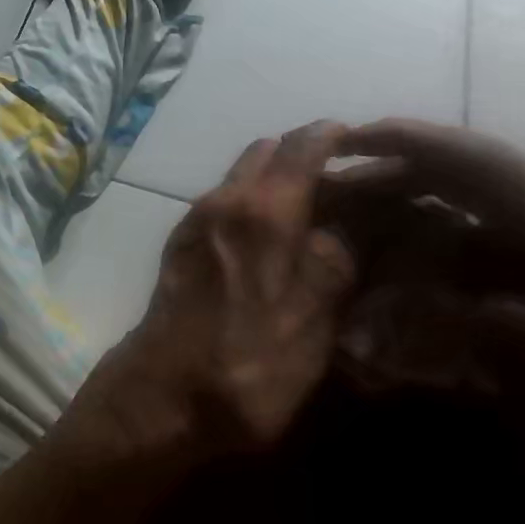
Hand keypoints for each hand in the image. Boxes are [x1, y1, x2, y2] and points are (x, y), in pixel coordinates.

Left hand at [44, 122, 354, 497]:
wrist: (166, 387)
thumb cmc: (249, 361)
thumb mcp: (312, 320)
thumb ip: (332, 263)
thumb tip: (344, 225)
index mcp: (260, 213)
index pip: (297, 151)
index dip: (328, 137)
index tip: (358, 136)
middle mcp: (222, 201)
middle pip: (264, 154)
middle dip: (303, 154)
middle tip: (347, 178)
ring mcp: (195, 218)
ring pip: (241, 176)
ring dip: (276, 178)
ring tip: (320, 206)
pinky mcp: (181, 240)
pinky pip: (224, 200)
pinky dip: (253, 199)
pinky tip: (278, 233)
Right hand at [322, 119, 524, 523]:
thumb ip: (489, 319)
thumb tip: (390, 297)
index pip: (494, 166)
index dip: (417, 141)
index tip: (345, 136)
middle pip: (467, 184)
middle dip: (392, 172)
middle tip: (326, 177)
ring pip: (455, 219)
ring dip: (394, 213)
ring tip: (336, 216)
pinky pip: (456, 261)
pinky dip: (410, 256)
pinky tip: (372, 266)